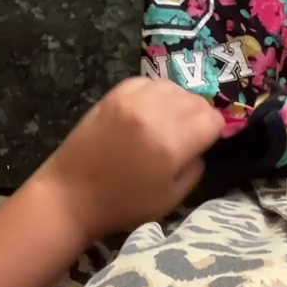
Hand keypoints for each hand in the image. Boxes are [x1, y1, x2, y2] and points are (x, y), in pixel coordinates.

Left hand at [26, 78, 224, 238]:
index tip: (207, 140)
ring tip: (169, 120)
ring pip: (173, 87)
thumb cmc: (123, 204)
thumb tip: (203, 142)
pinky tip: (149, 110)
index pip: (211, 119)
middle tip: (188, 134)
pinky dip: (155, 93)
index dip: (214, 130)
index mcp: (170, 144)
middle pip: (195, 100)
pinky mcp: (114, 94)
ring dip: (178, 101)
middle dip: (199, 115)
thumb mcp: (171, 198)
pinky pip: (147, 82)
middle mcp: (154, 115)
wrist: (72, 194)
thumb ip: (195, 167)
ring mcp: (132, 100)